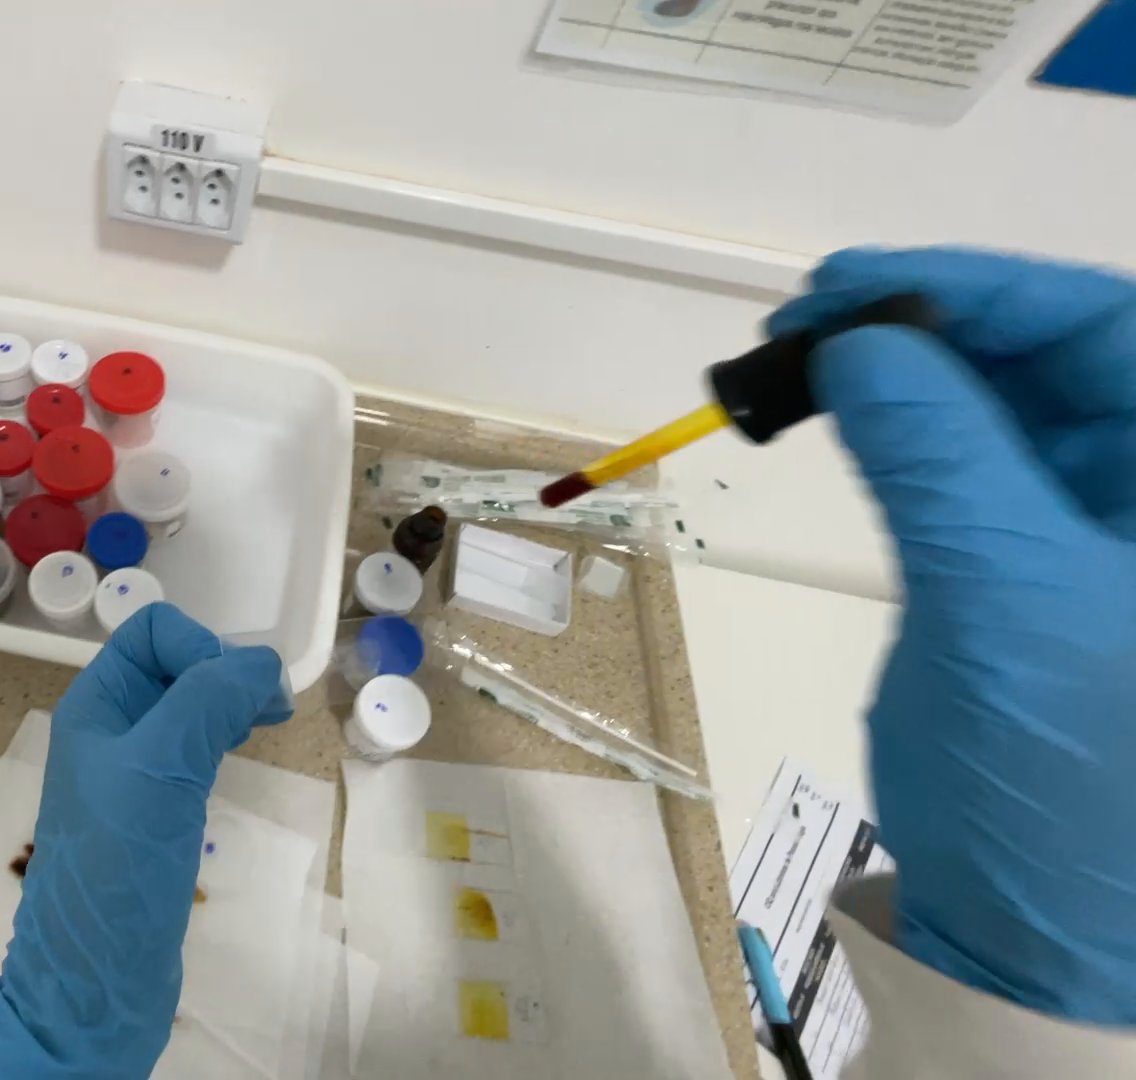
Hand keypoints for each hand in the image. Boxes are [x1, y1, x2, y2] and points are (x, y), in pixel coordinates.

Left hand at [0, 603, 291, 1077]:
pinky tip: (246, 743)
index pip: (152, 633)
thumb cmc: (116, 865)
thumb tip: (263, 663)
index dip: (199, 647)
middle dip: (223, 670)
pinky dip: (226, 731)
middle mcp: (114, 725)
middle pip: (175, 662)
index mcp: (97, 704)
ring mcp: (136, 765)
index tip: (235, 693)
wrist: (97, 984)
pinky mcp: (160, 802)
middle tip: (271, 705)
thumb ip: (205, 703)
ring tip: (269, 718)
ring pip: (190, 703)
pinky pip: (196, 743)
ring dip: (230, 699)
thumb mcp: (158, 770)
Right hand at [770, 247, 1135, 1023]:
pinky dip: (890, 426)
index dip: (980, 291)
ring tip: (798, 356)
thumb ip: (936, 461)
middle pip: (1060, 354)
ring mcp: (1096, 520)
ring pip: (998, 402)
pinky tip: (836, 411)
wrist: (1041, 901)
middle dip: (929, 322)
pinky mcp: (1019, 553)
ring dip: (897, 370)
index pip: (1117, 333)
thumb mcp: (1005, 600)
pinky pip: (958, 459)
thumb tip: (855, 346)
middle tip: (804, 316)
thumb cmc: (1068, 770)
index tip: (848, 283)